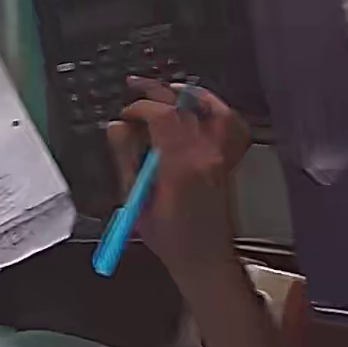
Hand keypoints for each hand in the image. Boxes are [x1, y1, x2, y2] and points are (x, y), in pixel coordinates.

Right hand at [106, 77, 250, 274]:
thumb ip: (126, 158)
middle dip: (156, 92)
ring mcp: (221, 156)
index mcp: (180, 165)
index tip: (126, 115)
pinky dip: (216, 110)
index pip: (163, 116)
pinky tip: (201, 107)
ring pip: (211, 109)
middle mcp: (205, 155)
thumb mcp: (135, 200)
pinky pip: (230, 126)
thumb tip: (117, 127)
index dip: (140, 108)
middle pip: (184, 106)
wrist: (204, 258)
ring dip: (187, 95)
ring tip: (167, 90)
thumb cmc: (169, 238)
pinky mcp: (227, 161)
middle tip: (137, 88)